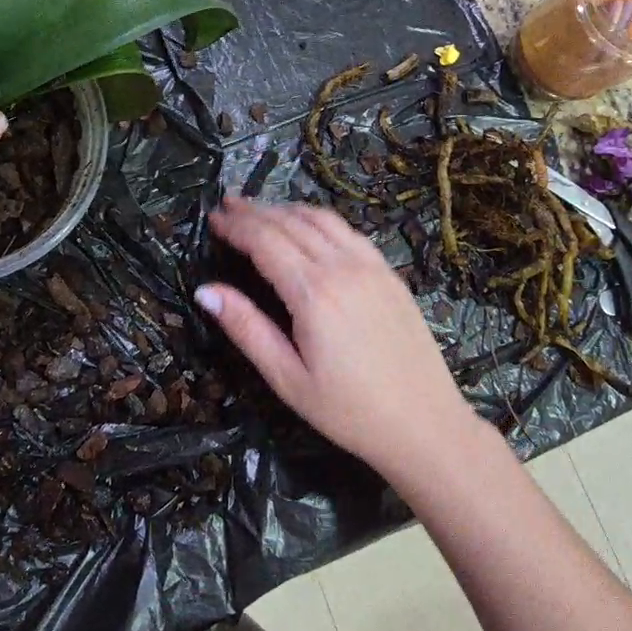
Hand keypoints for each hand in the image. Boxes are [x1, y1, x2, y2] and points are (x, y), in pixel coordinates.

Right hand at [198, 196, 481, 481]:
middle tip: (226, 205)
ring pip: (321, 219)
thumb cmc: (349, 411)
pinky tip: (307, 226)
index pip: (265, 241)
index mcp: (313, 293)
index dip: (236, 225)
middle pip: (290, 223)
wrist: (426, 425)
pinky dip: (318, 219)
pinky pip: (348, 231)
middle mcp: (343, 268)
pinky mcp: (389, 274)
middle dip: (254, 211)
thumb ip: (246, 329)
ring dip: (286, 209)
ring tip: (259, 210)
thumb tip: (205, 290)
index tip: (212, 218)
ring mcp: (371, 266)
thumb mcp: (288, 378)